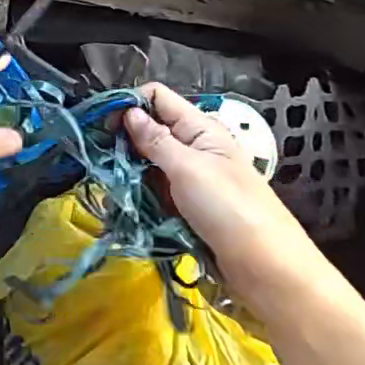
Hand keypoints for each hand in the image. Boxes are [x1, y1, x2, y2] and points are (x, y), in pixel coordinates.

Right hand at [122, 83, 330, 305]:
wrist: (265, 266)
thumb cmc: (229, 209)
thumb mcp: (187, 168)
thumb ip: (155, 139)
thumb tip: (129, 111)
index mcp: (200, 128)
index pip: (158, 98)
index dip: (129, 103)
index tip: (101, 124)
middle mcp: (194, 146)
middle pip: (150, 129)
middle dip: (124, 138)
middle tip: (99, 155)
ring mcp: (191, 176)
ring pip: (149, 161)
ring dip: (129, 168)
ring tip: (108, 181)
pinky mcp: (187, 203)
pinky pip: (156, 188)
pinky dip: (140, 191)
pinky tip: (124, 200)